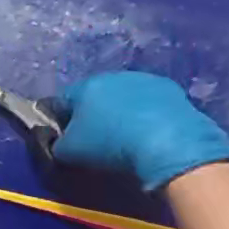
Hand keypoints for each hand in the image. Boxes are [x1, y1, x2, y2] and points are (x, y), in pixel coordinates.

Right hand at [49, 71, 228, 191]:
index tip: (67, 140)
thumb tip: (59, 143)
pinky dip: (146, 116)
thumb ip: (56, 144)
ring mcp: (145, 80)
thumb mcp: (69, 153)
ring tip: (127, 139)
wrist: (169, 144)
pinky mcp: (173, 90)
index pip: (61, 102)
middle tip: (97, 140)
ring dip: (121, 113)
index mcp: (84, 87)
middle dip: (93, 115)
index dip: (61, 122)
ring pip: (124, 98)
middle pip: (94, 97)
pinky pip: (150, 103)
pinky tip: (150, 135)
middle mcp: (113, 76)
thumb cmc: (110, 145)